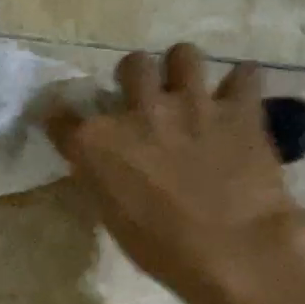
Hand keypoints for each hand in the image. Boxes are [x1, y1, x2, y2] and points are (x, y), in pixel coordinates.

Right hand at [43, 44, 304, 303]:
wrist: (232, 250)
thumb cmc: (160, 248)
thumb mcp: (112, 215)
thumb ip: (105, 177)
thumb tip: (108, 164)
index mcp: (97, 144)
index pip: (60, 117)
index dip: (62, 119)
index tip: (66, 124)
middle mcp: (138, 112)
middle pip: (131, 64)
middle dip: (134, 77)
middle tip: (143, 97)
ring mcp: (191, 103)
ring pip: (183, 53)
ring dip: (183, 70)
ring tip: (189, 90)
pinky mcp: (240, 108)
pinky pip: (244, 75)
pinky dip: (241, 85)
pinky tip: (239, 101)